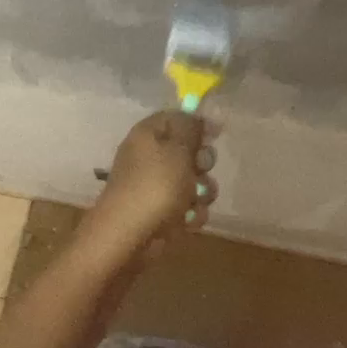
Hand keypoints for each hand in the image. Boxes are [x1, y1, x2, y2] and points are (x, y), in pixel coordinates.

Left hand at [80, 111, 217, 263]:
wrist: (130, 236)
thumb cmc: (155, 185)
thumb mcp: (177, 149)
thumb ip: (190, 128)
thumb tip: (196, 112)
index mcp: (149, 134)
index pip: (177, 118)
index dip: (198, 123)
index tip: (217, 133)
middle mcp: (152, 156)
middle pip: (190, 150)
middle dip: (202, 162)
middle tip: (199, 169)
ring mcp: (158, 186)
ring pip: (195, 180)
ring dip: (201, 191)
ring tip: (193, 200)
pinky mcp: (165, 212)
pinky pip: (189, 205)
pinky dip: (191, 213)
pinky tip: (187, 220)